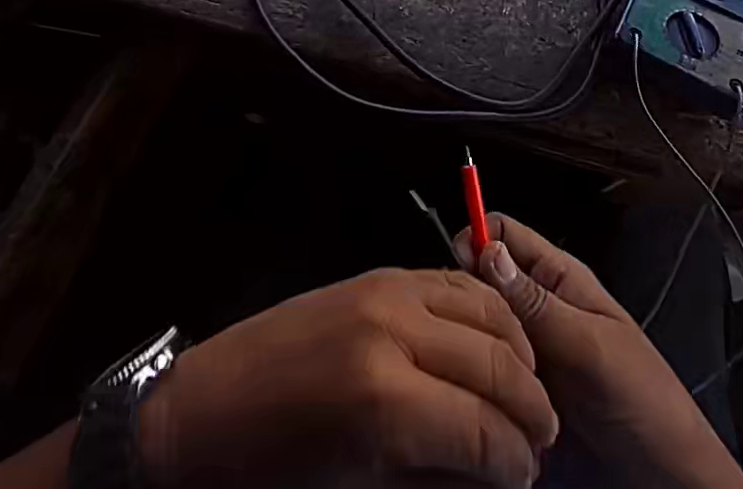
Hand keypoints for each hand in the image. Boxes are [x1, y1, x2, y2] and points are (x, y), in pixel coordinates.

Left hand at [138, 268, 558, 487]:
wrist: (202, 408)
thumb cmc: (270, 472)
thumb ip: (438, 476)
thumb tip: (499, 472)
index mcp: (382, 400)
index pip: (484, 429)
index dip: (516, 460)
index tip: (527, 476)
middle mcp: (395, 330)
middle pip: (495, 362)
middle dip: (530, 406)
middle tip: (539, 437)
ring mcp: (389, 291)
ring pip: (487, 311)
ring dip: (517, 351)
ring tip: (525, 387)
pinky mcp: (382, 274)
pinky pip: (456, 283)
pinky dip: (487, 310)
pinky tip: (495, 339)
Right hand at [455, 214, 742, 488]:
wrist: (660, 477)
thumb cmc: (643, 398)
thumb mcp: (591, 345)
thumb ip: (537, 302)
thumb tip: (487, 250)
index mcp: (557, 278)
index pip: (504, 234)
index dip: (476, 238)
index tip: (457, 267)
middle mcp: (535, 308)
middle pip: (481, 283)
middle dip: (465, 300)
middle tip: (464, 330)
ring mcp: (523, 351)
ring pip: (476, 330)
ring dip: (468, 346)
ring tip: (469, 370)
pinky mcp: (514, 391)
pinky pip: (480, 374)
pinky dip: (471, 382)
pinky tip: (473, 398)